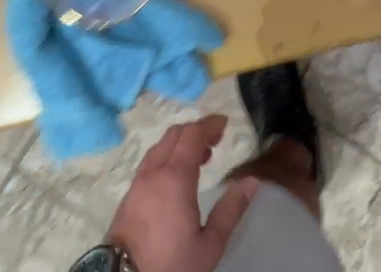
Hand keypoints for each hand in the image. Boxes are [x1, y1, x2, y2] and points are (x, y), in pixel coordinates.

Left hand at [107, 116, 257, 271]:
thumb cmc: (170, 264)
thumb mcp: (209, 245)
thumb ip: (230, 210)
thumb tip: (252, 181)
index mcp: (175, 178)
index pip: (192, 135)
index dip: (209, 125)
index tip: (225, 123)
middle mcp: (153, 173)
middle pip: (174, 134)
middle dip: (196, 130)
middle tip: (216, 139)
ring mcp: (137, 183)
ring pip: (159, 147)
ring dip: (180, 143)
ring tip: (199, 157)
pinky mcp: (128, 196)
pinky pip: (149, 162)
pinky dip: (166, 156)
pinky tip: (175, 175)